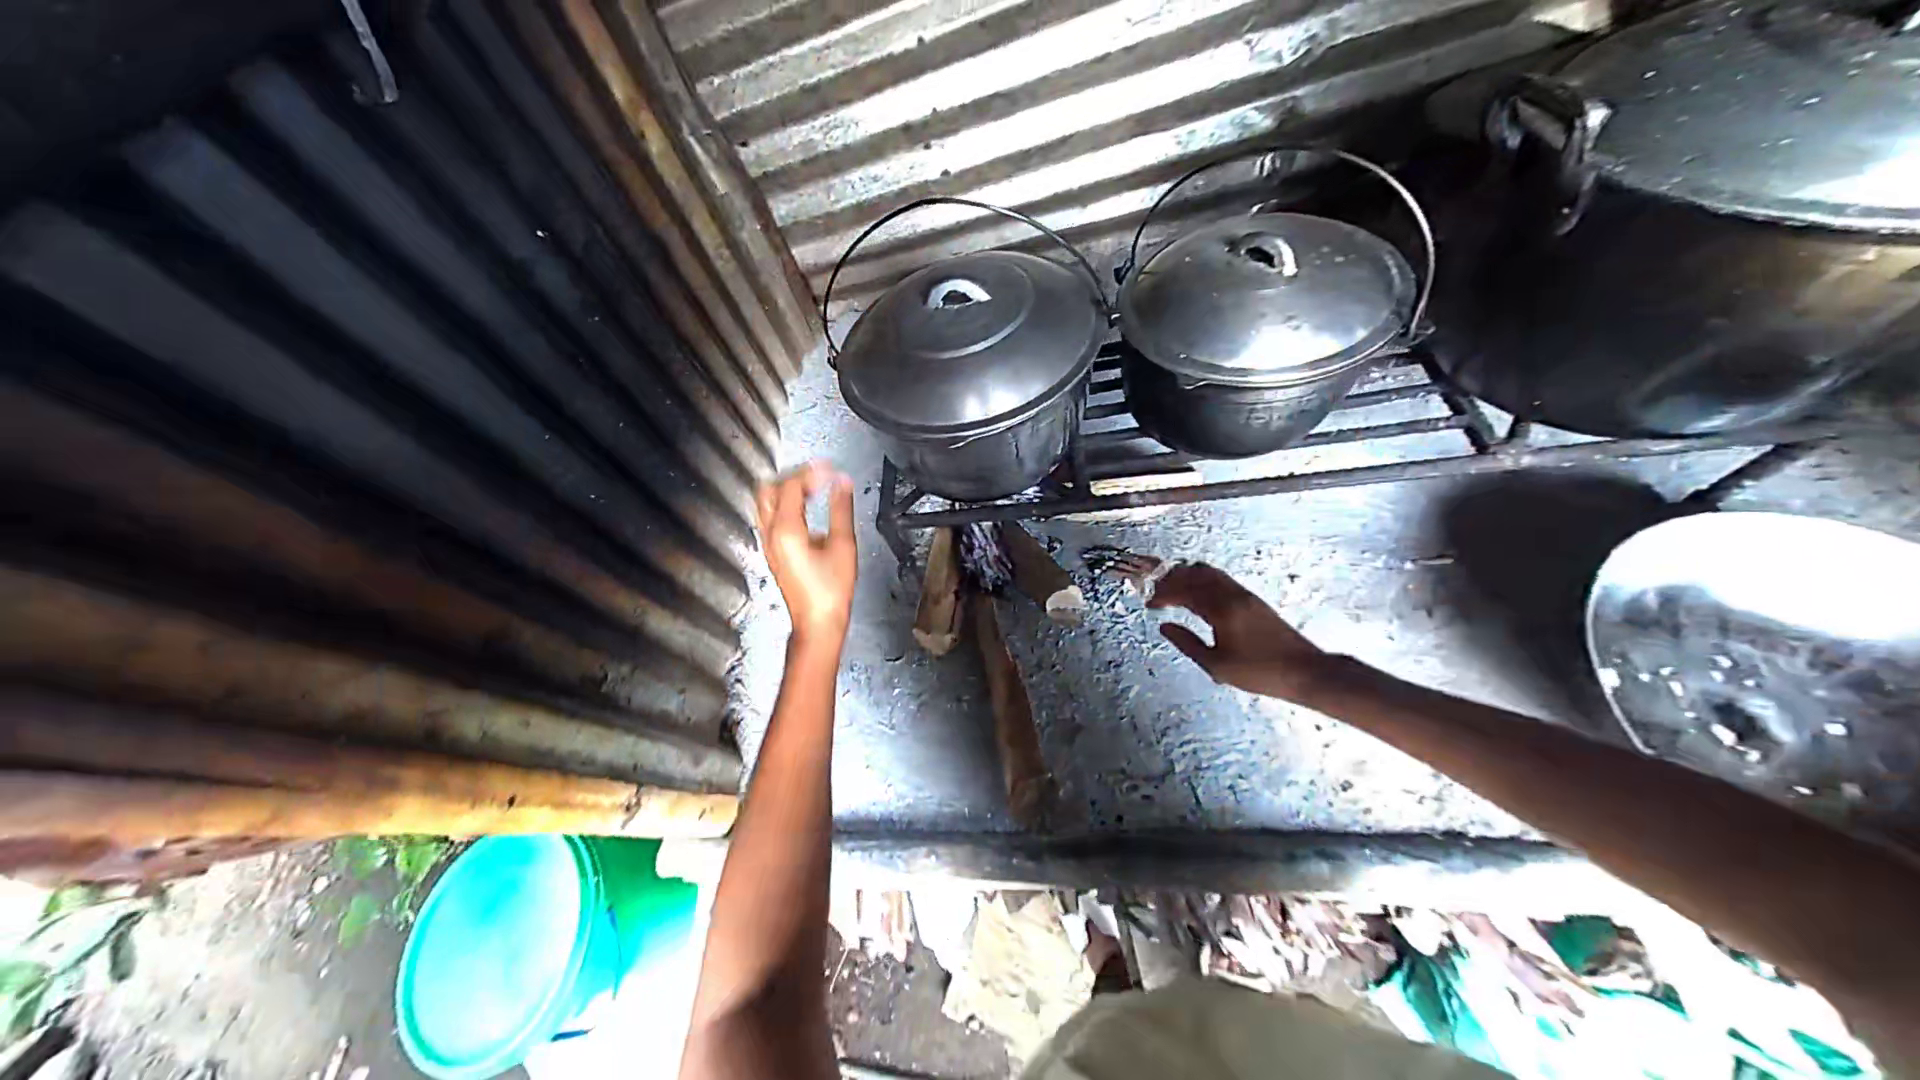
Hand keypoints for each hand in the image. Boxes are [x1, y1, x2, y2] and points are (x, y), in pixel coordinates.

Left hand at [756, 461, 857, 645]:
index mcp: (786, 530)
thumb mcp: (844, 545)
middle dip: (793, 476)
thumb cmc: (829, 592)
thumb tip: (842, 484)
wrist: (818, 622)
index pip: (791, 486)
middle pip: (769, 489)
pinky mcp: (773, 553)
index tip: (827, 469)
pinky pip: (770, 519)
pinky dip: (785, 506)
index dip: (811, 472)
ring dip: (786, 490)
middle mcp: (771, 535)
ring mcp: (768, 545)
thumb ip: (841, 509)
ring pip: (765, 504)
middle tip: (815, 475)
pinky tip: (805, 511)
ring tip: (810, 488)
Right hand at [1148, 563, 1333, 701]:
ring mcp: (1245, 594)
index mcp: (1222, 609)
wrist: (1305, 671)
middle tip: (1156, 592)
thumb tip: (1165, 626)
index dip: (1163, 594)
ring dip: (1188, 577)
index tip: (1149, 603)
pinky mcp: (1253, 600)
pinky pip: (1221, 580)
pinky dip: (1203, 581)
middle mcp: (1233, 595)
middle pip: (1196, 574)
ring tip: (1173, 590)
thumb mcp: (1216, 666)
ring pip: (1209, 573)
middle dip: (1171, 580)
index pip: (1184, 590)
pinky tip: (1197, 595)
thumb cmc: (1259, 672)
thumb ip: (1187, 643)